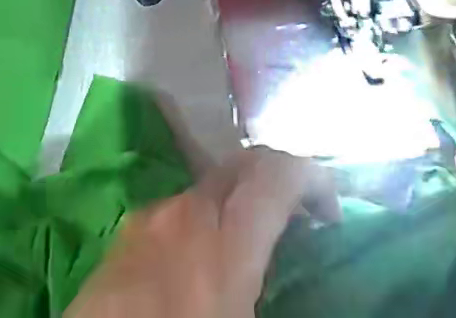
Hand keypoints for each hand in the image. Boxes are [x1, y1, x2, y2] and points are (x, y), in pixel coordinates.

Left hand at [64, 148, 334, 317]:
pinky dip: (205, 220)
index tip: (332, 214)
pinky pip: (177, 211)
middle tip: (303, 222)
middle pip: (244, 164)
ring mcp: (149, 218)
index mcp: (225, 240)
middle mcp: (186, 211)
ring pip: (208, 186)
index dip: (314, 178)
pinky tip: (203, 265)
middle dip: (280, 179)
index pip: (278, 172)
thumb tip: (293, 290)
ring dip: (241, 200)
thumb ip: (269, 291)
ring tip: (256, 247)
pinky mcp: (122, 238)